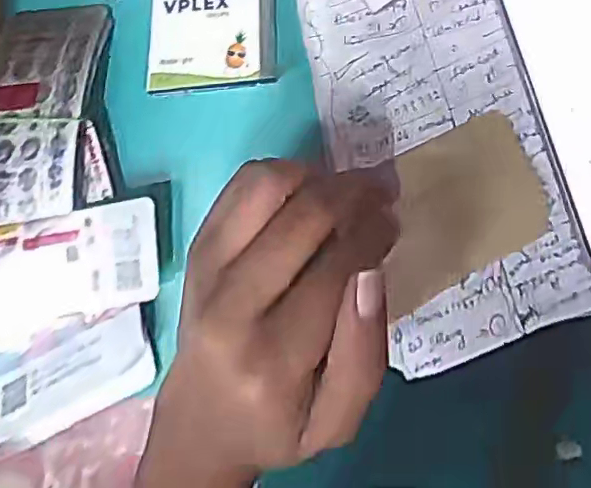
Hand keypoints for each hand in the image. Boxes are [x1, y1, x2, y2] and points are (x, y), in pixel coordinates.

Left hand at [137, 160, 398, 487]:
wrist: (203, 418)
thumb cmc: (278, 419)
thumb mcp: (337, 418)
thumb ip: (364, 352)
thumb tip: (371, 271)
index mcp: (272, 360)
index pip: (334, 269)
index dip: (373, 231)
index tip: (392, 220)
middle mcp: (232, 307)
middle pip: (306, 217)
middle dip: (355, 193)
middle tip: (382, 190)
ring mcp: (208, 267)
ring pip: (270, 186)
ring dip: (319, 176)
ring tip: (345, 190)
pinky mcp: (199, 243)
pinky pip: (245, 182)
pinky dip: (286, 172)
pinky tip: (308, 189)